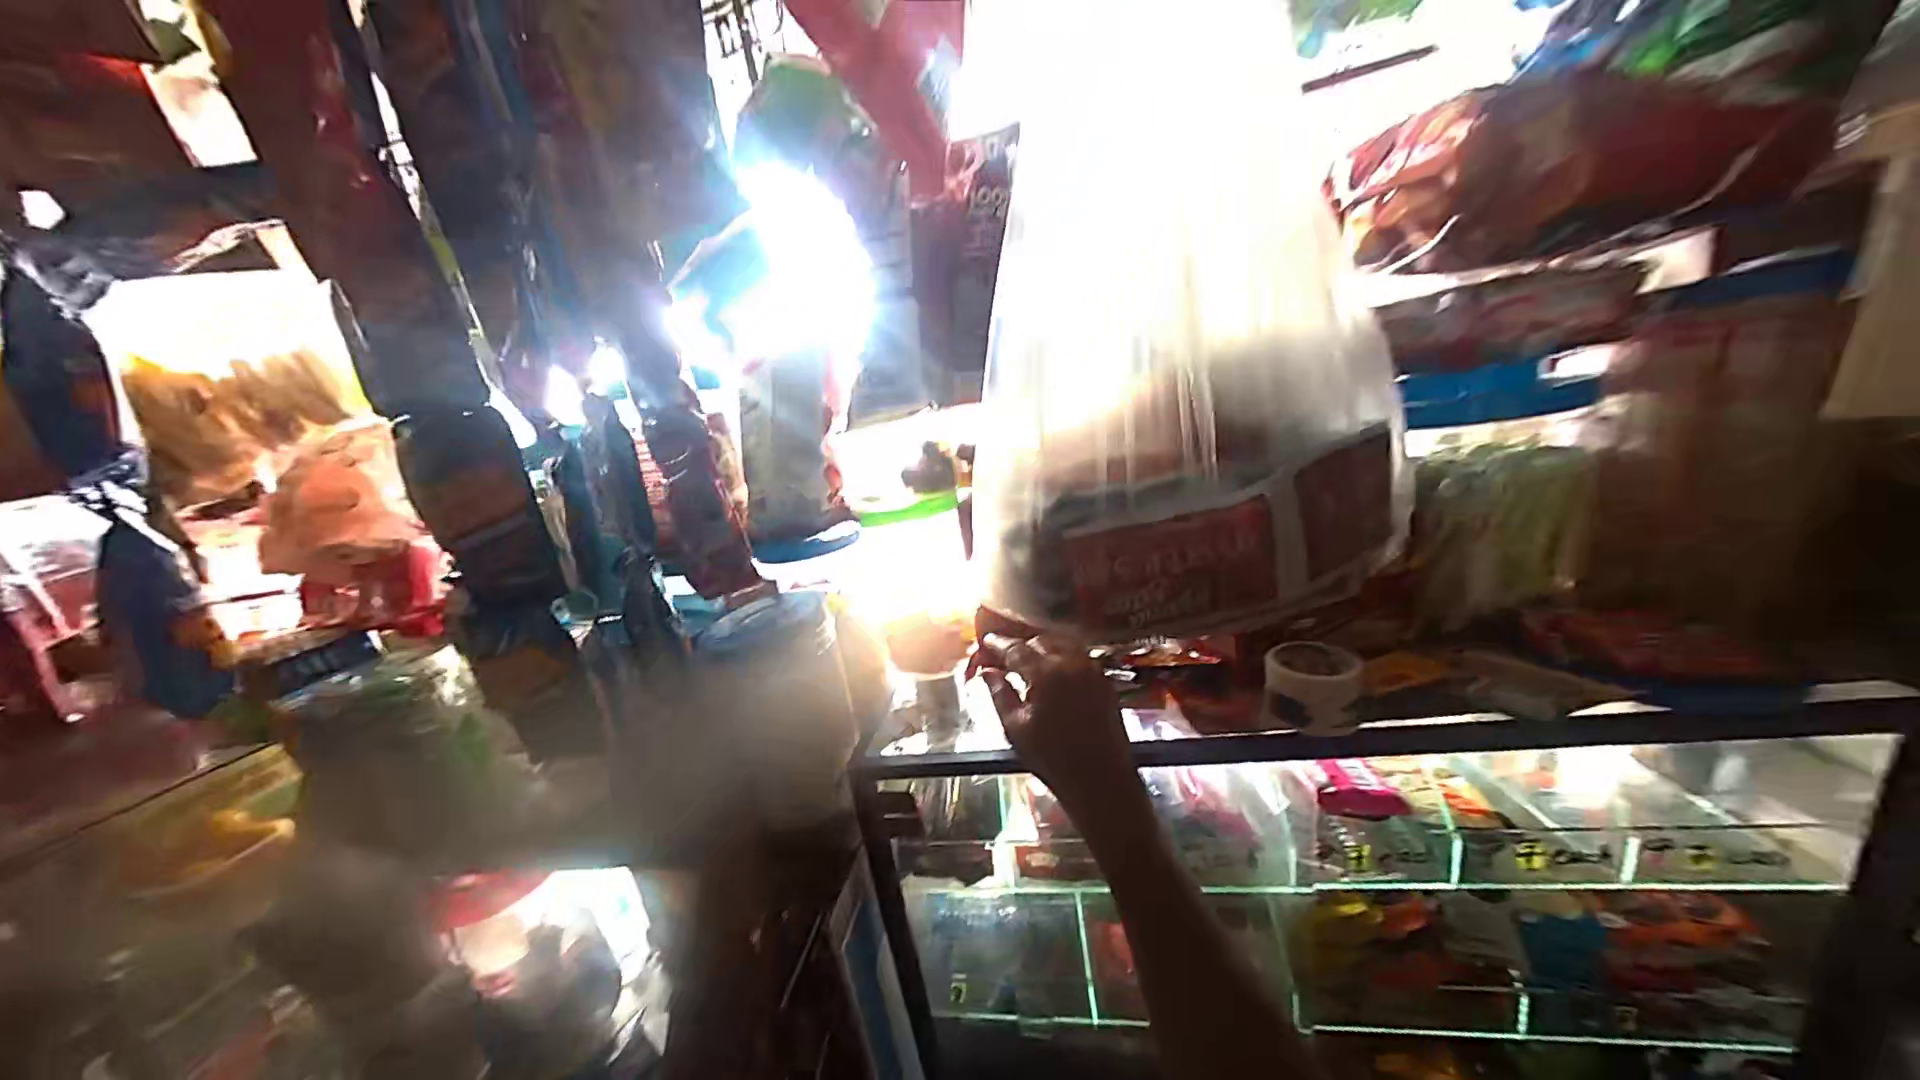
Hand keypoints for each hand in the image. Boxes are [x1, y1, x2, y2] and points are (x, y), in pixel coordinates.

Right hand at [974, 633, 1136, 808]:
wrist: (1100, 779)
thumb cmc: (1052, 757)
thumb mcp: (1015, 727)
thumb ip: (999, 693)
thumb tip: (987, 671)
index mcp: (1046, 673)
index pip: (1016, 649)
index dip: (998, 644)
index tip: (986, 642)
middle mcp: (1071, 663)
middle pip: (1040, 641)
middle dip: (1020, 645)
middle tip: (1003, 656)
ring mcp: (1092, 670)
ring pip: (1062, 644)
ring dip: (1042, 647)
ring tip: (1027, 661)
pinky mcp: (1104, 681)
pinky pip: (1079, 656)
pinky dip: (1061, 656)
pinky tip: (1052, 670)